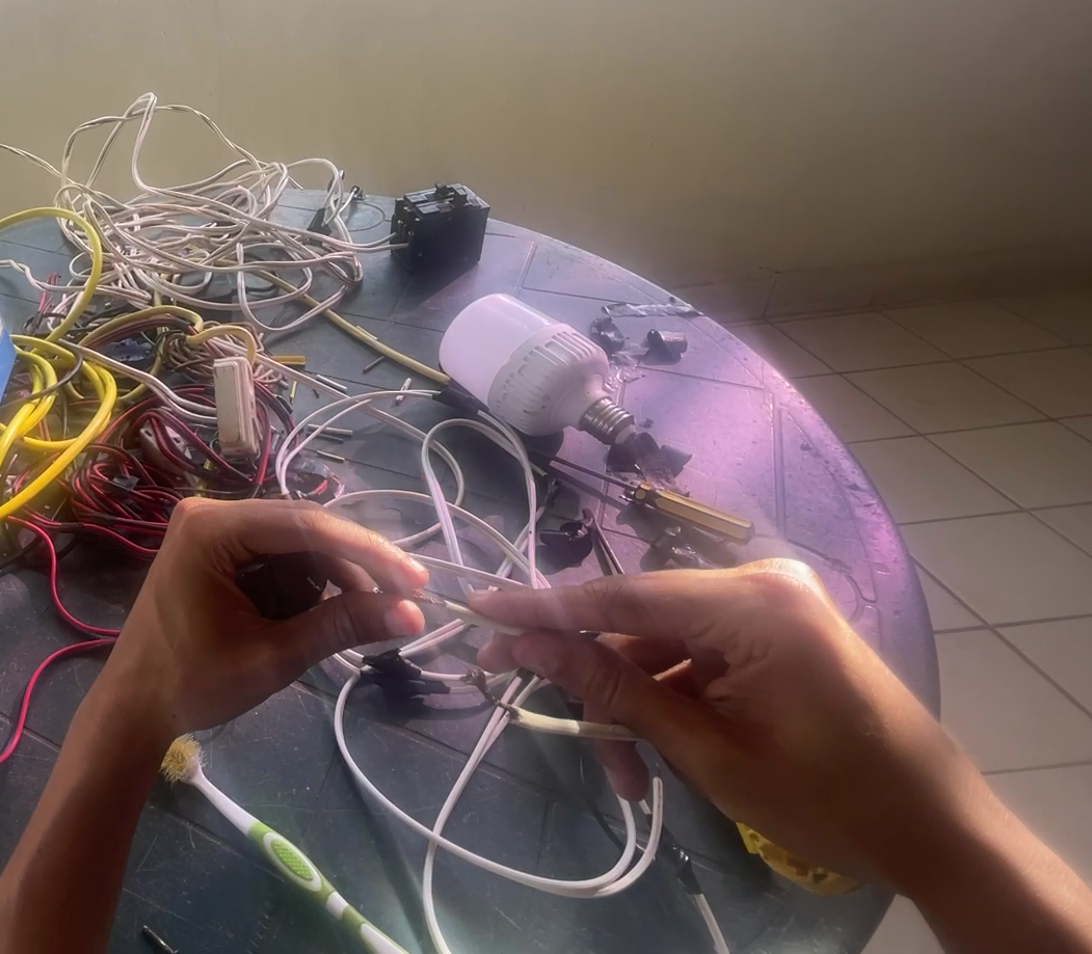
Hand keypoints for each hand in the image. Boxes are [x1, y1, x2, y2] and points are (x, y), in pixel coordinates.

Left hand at [93, 498, 427, 747]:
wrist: (134, 704)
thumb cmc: (193, 683)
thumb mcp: (273, 656)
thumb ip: (340, 626)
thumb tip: (414, 615)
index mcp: (211, 528)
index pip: (304, 525)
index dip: (366, 552)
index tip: (417, 580)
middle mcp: (209, 512)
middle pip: (302, 528)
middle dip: (352, 566)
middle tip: (406, 599)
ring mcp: (209, 527)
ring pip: (293, 541)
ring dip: (330, 576)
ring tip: (361, 613)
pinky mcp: (214, 546)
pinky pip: (273, 553)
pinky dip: (302, 581)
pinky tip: (320, 609)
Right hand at [472, 559, 972, 884]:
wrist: (946, 840)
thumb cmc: (834, 803)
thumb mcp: (705, 751)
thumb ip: (608, 687)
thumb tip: (522, 645)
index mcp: (754, 606)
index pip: (618, 596)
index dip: (539, 607)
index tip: (478, 607)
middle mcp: (758, 584)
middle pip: (632, 620)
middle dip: (588, 672)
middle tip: (522, 693)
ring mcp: (766, 602)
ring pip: (654, 641)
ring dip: (628, 699)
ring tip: (625, 770)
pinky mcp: (768, 625)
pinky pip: (687, 650)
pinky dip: (663, 695)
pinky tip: (653, 748)